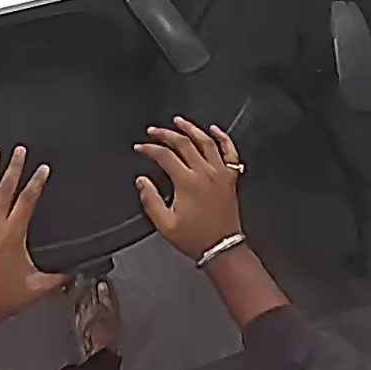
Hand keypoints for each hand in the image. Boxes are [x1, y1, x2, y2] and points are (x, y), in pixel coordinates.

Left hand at [0, 146, 67, 333]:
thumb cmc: (0, 299)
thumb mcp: (36, 289)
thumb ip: (58, 278)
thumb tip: (77, 272)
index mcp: (12, 234)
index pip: (27, 200)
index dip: (37, 182)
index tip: (43, 168)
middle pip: (5, 188)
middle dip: (13, 167)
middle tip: (18, 150)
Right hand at [134, 117, 243, 262]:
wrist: (222, 248)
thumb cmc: (195, 238)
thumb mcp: (165, 224)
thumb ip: (151, 200)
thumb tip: (141, 181)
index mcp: (188, 182)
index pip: (165, 155)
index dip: (149, 148)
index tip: (140, 147)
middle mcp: (205, 173)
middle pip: (184, 143)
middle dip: (165, 133)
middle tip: (153, 130)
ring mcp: (220, 173)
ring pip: (206, 141)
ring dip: (191, 128)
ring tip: (179, 121)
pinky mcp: (230, 177)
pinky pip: (230, 152)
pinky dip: (223, 138)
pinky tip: (215, 130)